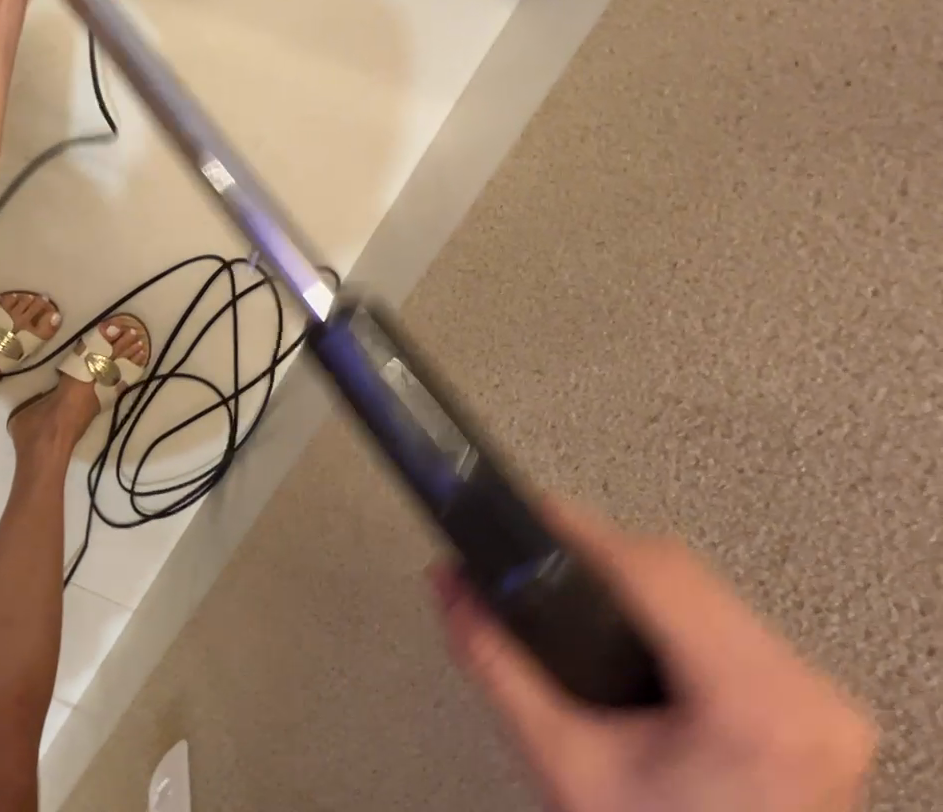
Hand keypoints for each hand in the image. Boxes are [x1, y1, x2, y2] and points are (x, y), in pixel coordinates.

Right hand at [434, 503, 875, 811]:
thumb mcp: (560, 759)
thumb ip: (496, 665)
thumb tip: (452, 590)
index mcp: (757, 705)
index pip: (659, 573)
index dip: (583, 531)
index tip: (531, 510)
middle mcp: (807, 696)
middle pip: (684, 572)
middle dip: (598, 552)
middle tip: (535, 546)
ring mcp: (817, 700)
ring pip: (708, 587)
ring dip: (629, 575)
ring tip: (570, 576)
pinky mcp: (808, 707)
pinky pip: (728, 619)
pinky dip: (664, 605)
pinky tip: (627, 613)